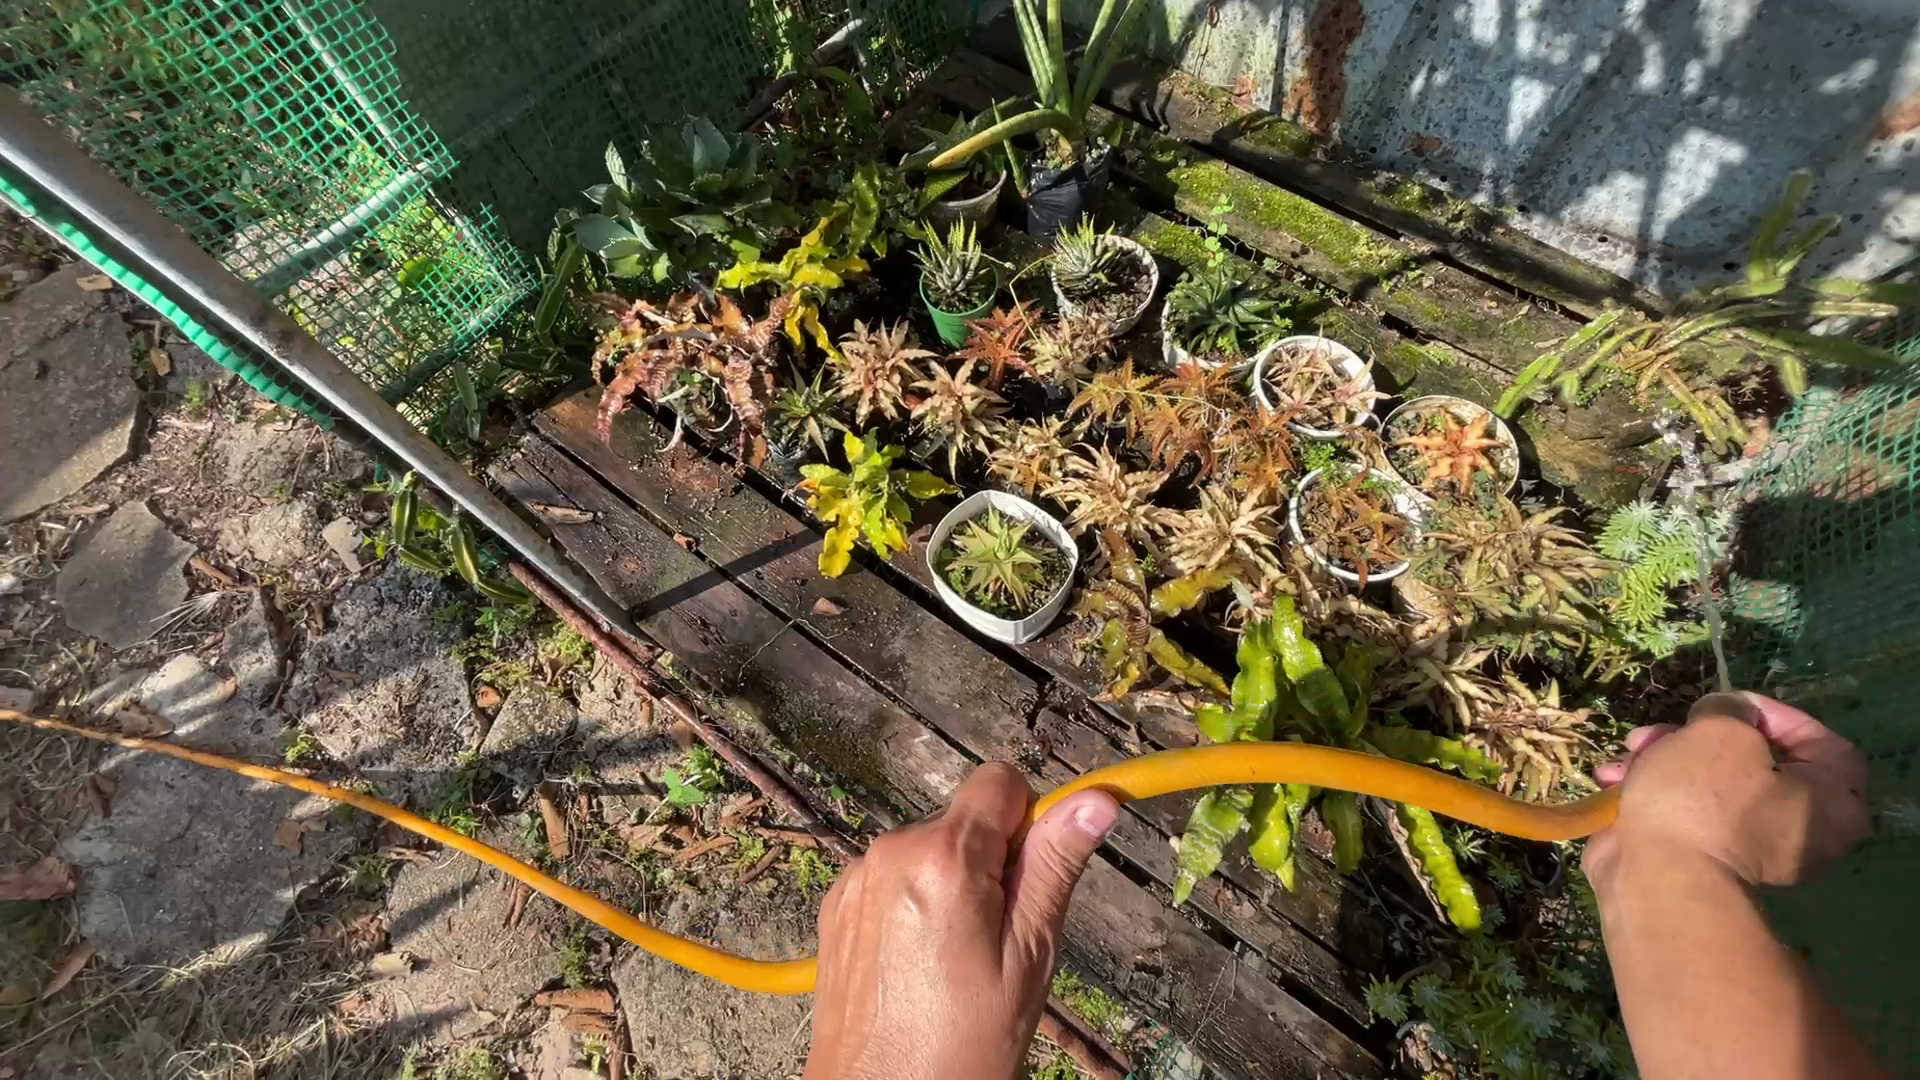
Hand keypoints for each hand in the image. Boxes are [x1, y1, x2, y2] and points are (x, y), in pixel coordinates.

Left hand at [802, 764, 1120, 1079]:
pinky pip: (893, 870)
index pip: (999, 780)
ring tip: (955, 953)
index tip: (1031, 872)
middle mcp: (892, 848)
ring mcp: (858, 873)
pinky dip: (913, 895)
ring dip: (951, 877)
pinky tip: (917, 956)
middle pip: (964, 817)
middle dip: (990, 856)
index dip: (1027, 819)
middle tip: (996, 932)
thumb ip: (1056, 865)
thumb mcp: (1028, 956)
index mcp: (944, 858)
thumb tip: (1097, 799)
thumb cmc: (965, 1047)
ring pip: (930, 843)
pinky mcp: (838, 899)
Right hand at [1585, 691, 1869, 890]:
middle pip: (1751, 759)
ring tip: (1624, 757)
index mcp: (1831, 801)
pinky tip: (1615, 781)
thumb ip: (1728, 710)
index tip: (1723, 701)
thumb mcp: (1718, 733)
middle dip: (1692, 737)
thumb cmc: (1701, 798)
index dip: (1772, 713)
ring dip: (1660, 758)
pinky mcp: (1704, 849)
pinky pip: (1684, 805)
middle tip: (1657, 732)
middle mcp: (1804, 825)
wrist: (1659, 869)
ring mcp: (1751, 841)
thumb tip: (1725, 712)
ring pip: (1707, 779)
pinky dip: (1651, 787)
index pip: (1822, 742)